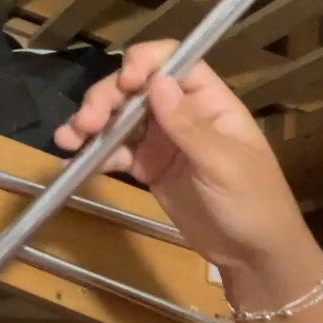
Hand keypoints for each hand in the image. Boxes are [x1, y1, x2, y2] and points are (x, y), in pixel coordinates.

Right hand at [54, 41, 318, 280]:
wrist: (253, 260)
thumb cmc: (255, 206)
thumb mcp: (226, 167)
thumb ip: (189, 126)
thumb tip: (157, 81)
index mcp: (207, 102)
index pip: (173, 61)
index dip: (144, 62)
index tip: (126, 82)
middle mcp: (179, 111)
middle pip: (134, 86)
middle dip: (105, 98)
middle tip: (86, 122)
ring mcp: (159, 137)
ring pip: (117, 114)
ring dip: (90, 121)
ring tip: (67, 138)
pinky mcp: (144, 164)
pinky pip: (113, 149)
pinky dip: (91, 152)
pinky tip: (73, 159)